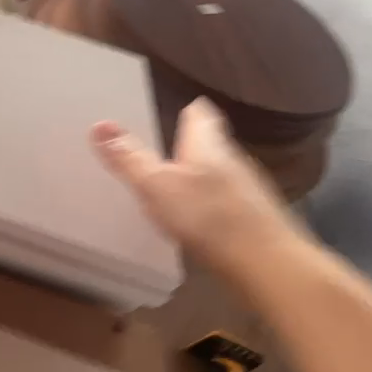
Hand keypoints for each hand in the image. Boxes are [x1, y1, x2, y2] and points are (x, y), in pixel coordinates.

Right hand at [91, 98, 309, 276]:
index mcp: (208, 147)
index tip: (181, 103)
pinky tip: (193, 213)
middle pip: (210, 145)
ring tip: (171, 176)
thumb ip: (128, 157)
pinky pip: (223, 200)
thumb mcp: (156, 185)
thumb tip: (99, 124)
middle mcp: (233, 162)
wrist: (272, 269)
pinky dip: (207, 200)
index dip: (190, 109)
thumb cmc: (209, 217)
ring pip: (218, 173)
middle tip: (162, 139)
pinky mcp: (254, 221)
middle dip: (189, 142)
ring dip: (198, 173)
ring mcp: (248, 193)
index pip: (201, 117)